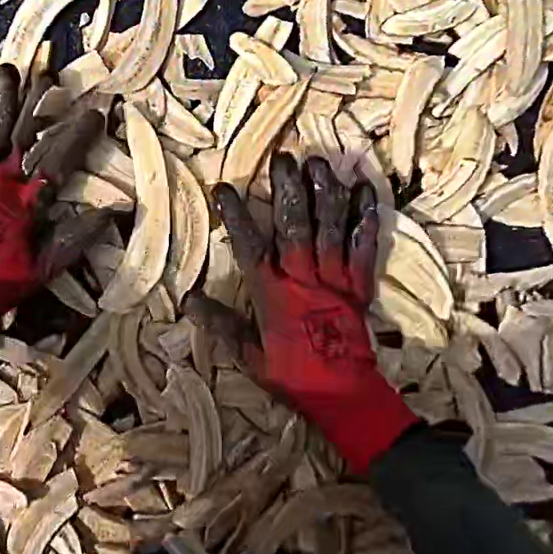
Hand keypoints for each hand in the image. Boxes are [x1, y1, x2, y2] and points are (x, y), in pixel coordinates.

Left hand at [0, 64, 109, 352]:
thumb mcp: (43, 270)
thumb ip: (77, 238)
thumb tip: (117, 211)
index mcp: (27, 202)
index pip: (60, 159)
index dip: (80, 133)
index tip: (97, 110)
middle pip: (21, 132)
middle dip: (36, 102)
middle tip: (49, 73)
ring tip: (9, 69)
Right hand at [191, 154, 415, 473]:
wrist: (346, 395)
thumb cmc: (291, 374)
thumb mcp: (248, 355)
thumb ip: (221, 324)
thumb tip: (188, 299)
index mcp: (273, 294)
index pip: (250, 246)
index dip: (236, 216)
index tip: (223, 189)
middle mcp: (304, 279)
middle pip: (295, 227)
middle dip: (288, 191)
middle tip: (283, 159)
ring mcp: (335, 279)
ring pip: (329, 229)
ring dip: (323, 194)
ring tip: (317, 163)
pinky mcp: (359, 285)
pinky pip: (363, 246)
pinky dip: (364, 218)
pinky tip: (363, 190)